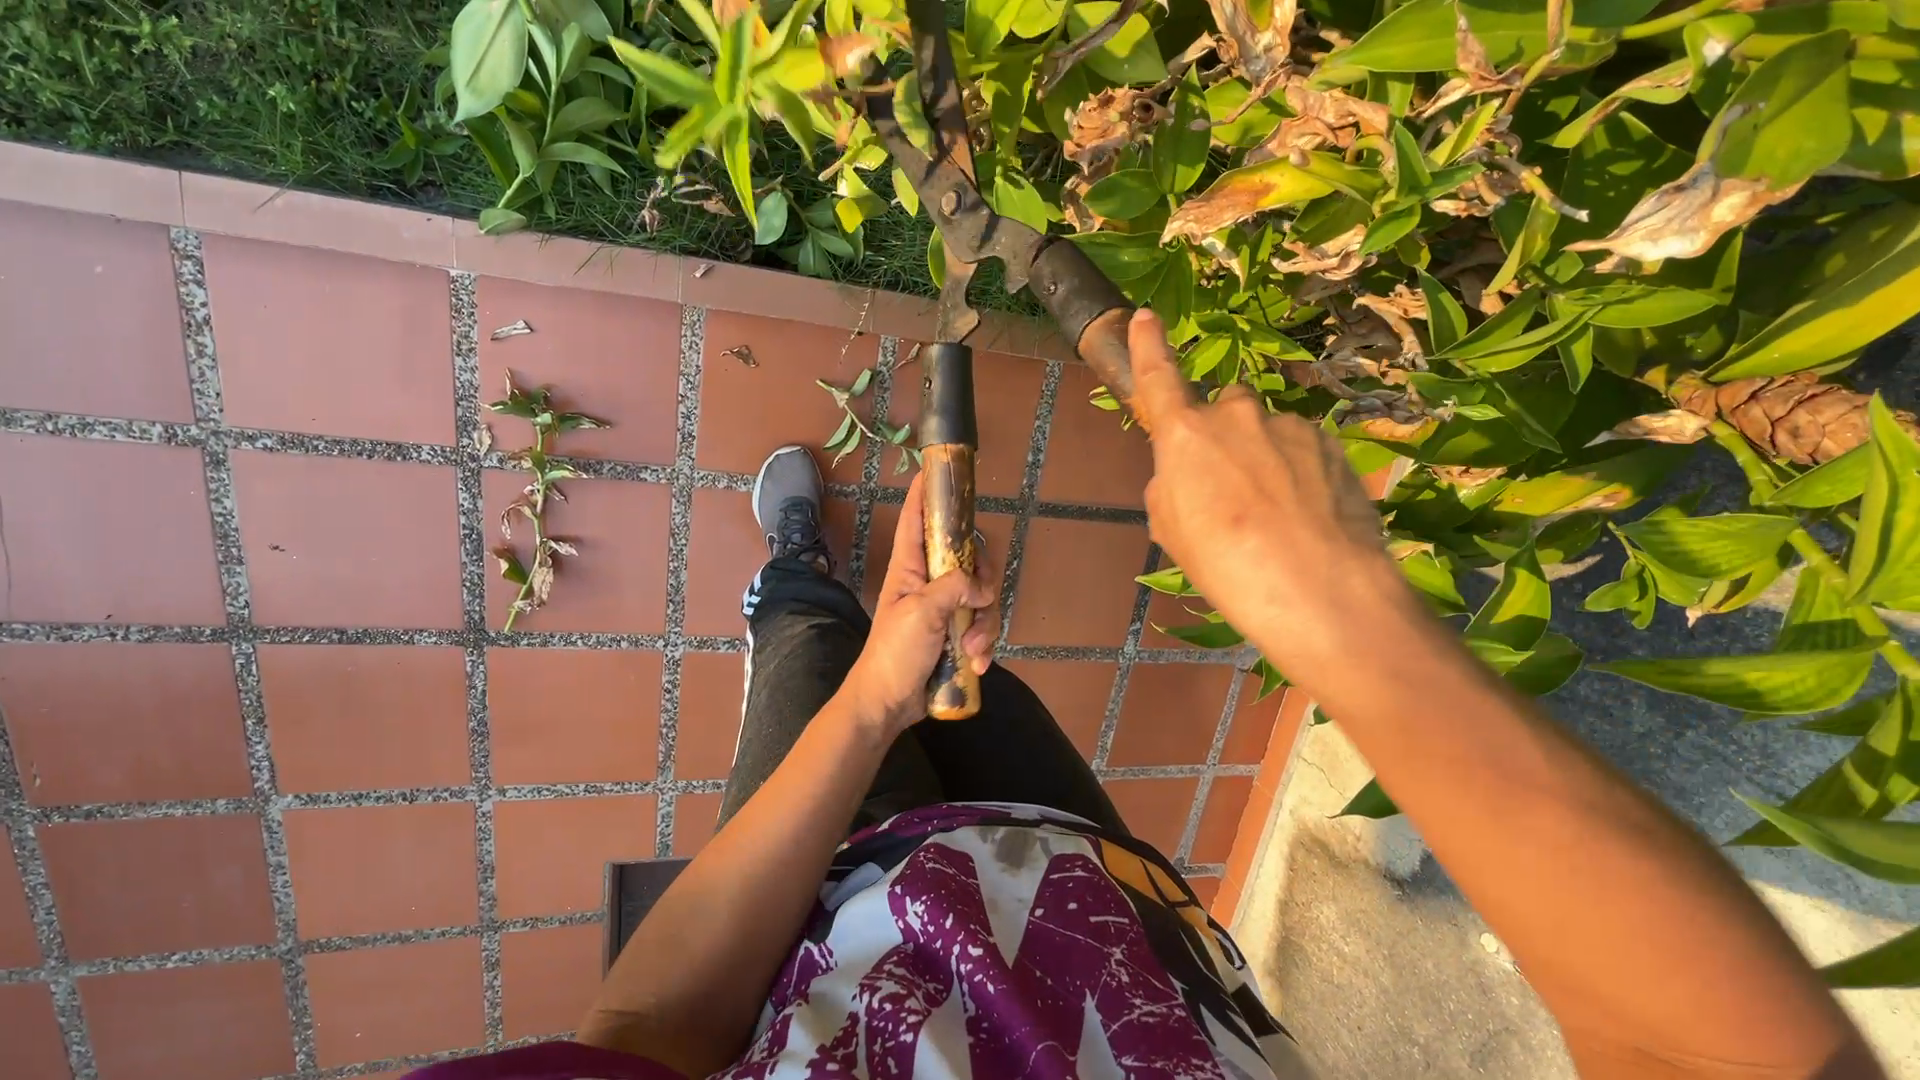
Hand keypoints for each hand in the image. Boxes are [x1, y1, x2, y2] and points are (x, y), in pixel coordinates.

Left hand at [839, 470, 1000, 730]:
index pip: (916, 519)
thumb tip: (979, 586)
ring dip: (985, 623)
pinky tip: (978, 662)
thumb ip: (953, 587)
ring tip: (974, 648)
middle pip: (969, 557)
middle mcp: (929, 580)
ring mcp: (944, 606)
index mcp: (910, 567)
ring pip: (982, 595)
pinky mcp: (955, 631)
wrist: (888, 703)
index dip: (925, 494)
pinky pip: (982, 624)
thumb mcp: (921, 613)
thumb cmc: (894, 653)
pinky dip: (985, 643)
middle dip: (983, 581)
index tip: (935, 471)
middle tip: (980, 600)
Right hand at [1127, 308, 1422, 679]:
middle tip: (1231, 491)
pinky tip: (1309, 517)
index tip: (1145, 316)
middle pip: (1224, 409)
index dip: (1148, 346)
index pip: (1158, 378)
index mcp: (1185, 435)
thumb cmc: (1225, 564)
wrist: (1318, 588)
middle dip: (1225, 437)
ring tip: (1277, 517)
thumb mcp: (1171, 530)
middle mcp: (1236, 415)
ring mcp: (1289, 425)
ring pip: (1267, 433)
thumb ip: (1171, 485)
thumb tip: (1189, 472)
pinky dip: (1302, 474)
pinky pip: (1305, 450)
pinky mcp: (1332, 443)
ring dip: (1266, 460)